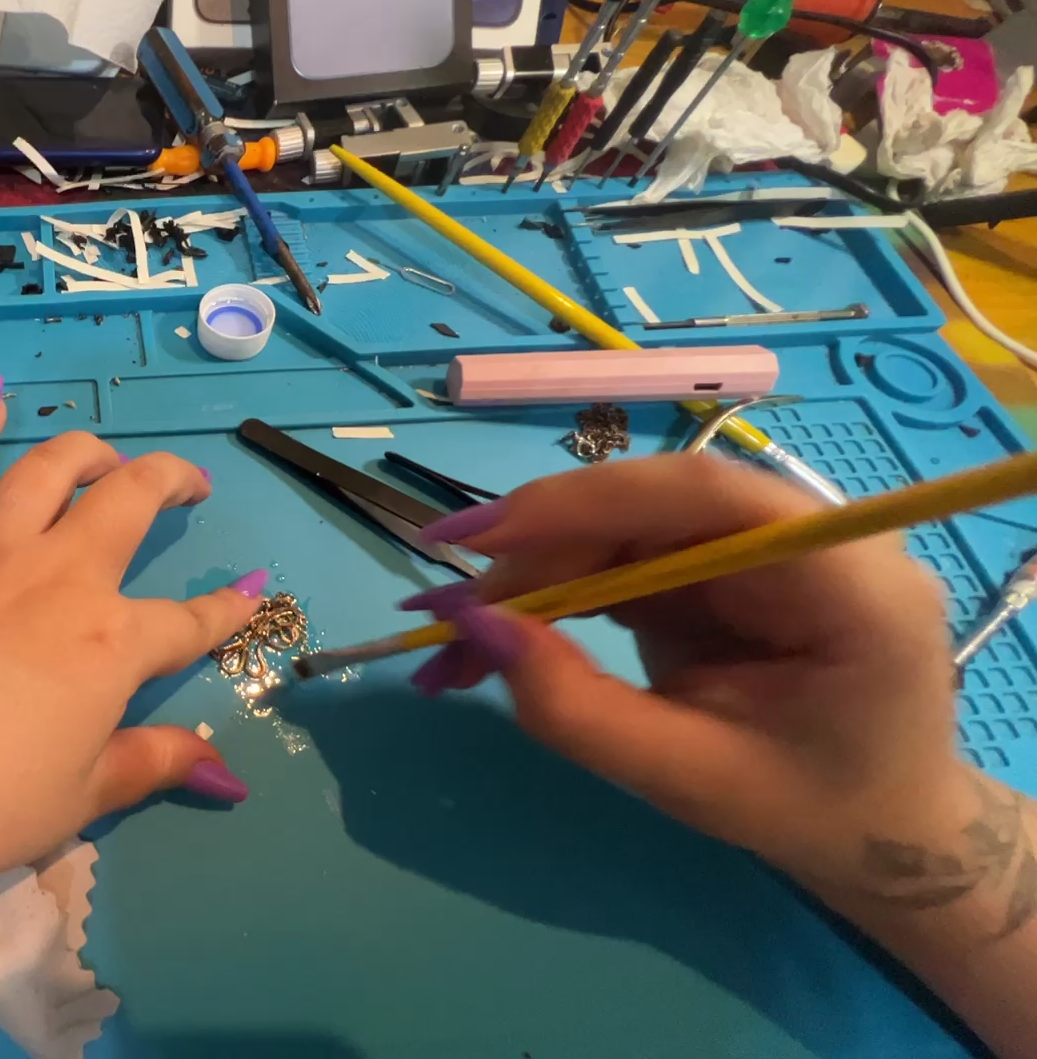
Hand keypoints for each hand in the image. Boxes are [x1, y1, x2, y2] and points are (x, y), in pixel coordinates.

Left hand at [0, 377, 261, 917]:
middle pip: (130, 501)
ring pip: (49, 471)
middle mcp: (58, 577)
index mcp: (109, 643)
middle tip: (188, 484)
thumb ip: (153, 765)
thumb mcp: (78, 799)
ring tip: (108, 458)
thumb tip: (224, 769)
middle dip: (172, 480)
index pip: (191, 621)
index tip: (252, 593)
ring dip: (90, 451)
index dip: (229, 610)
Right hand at [404, 454, 968, 888]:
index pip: (700, 498)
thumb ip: (573, 707)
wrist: (870, 818)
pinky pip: (593, 554)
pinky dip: (535, 593)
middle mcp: (793, 539)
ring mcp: (737, 544)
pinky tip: (495, 634)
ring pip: (597, 528)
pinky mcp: (693, 560)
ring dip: (518, 581)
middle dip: (526, 559)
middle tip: (446, 620)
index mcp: (843, 584)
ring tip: (456, 643)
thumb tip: (474, 625)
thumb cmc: (803, 804)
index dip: (579, 503)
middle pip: (630, 510)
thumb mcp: (682, 776)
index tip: (477, 542)